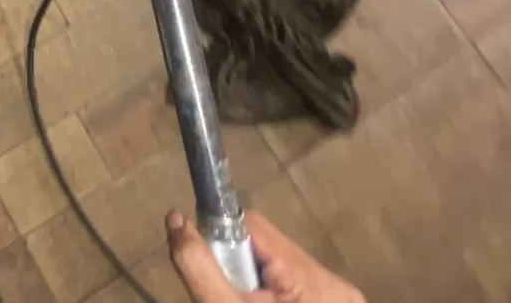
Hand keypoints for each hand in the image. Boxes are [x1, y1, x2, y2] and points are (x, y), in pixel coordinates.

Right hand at [168, 210, 363, 302]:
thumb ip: (198, 265)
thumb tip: (175, 217)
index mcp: (315, 281)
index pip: (251, 226)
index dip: (219, 240)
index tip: (211, 272)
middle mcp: (336, 287)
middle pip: (263, 248)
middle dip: (234, 269)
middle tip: (226, 300)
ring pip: (274, 270)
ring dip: (249, 286)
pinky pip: (289, 290)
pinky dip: (266, 300)